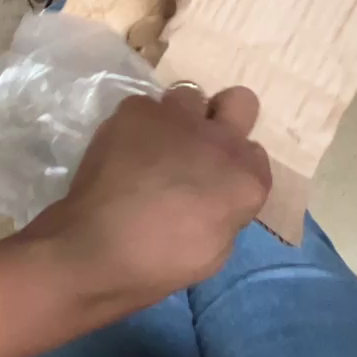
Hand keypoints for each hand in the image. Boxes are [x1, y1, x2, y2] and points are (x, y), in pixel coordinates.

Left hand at [22, 85, 270, 312]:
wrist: (100, 244)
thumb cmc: (162, 260)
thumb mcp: (216, 247)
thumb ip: (226, 207)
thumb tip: (216, 193)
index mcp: (246, 178)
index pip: (256, 155)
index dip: (235, 168)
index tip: (216, 183)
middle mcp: (219, 139)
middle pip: (241, 101)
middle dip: (225, 116)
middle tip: (200, 142)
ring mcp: (176, 117)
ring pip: (189, 95)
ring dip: (179, 117)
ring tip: (156, 144)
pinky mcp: (135, 109)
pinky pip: (144, 106)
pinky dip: (138, 123)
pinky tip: (124, 147)